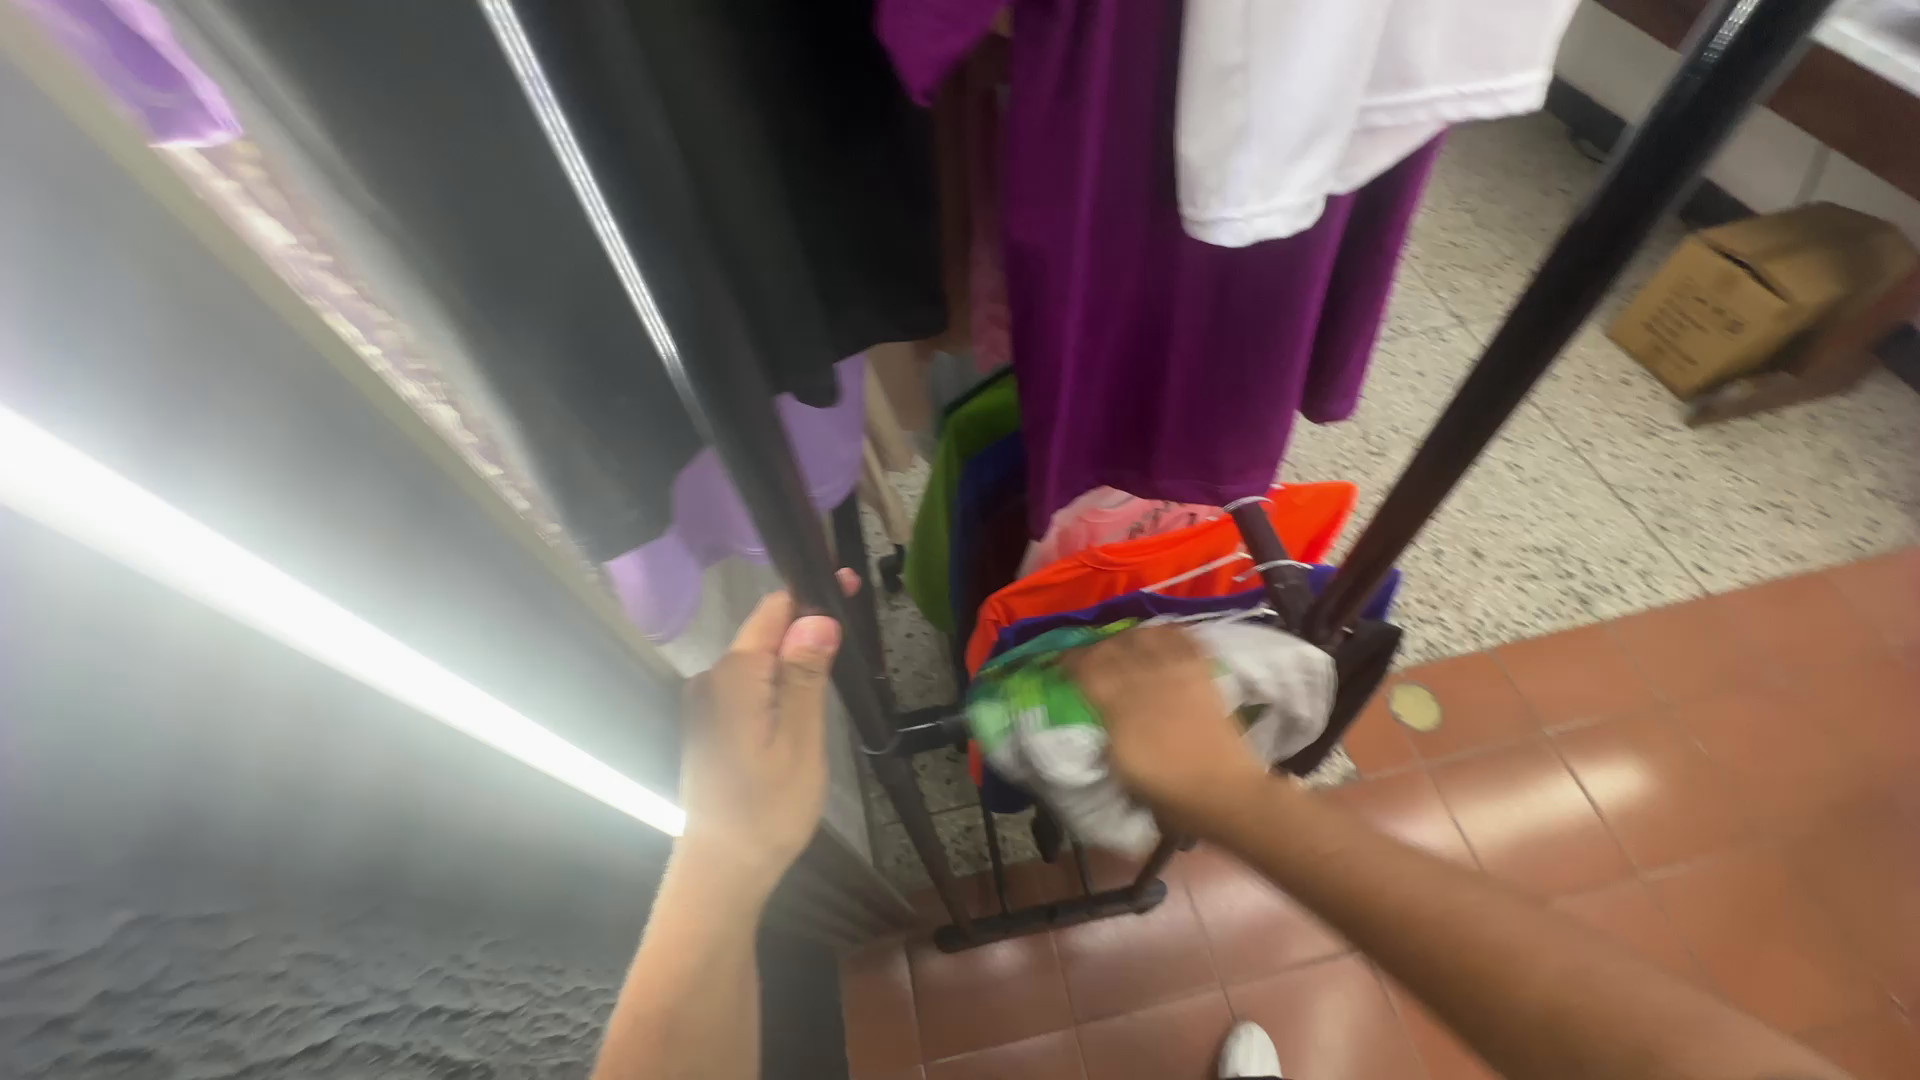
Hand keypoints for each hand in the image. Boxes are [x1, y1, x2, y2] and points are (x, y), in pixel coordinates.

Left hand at [676, 570, 856, 895]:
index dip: (812, 596)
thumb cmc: (767, 811)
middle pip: (767, 631)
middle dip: (808, 627)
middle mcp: (714, 678)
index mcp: (735, 676)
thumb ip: (804, 677)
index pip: (774, 610)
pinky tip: (804, 703)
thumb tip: (817, 618)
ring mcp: (708, 701)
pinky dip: (780, 682)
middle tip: (854, 639)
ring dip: (796, 657)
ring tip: (836, 669)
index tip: (850, 589)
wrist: (720, 873)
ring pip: (760, 659)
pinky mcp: (711, 722)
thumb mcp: (799, 743)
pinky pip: (751, 684)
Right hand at [1066, 625, 1270, 838]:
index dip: (1069, 660)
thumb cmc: (1167, 791)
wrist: (1223, 793)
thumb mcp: (1119, 765)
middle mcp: (1145, 680)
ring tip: (1121, 644)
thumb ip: (1104, 730)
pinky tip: (1158, 634)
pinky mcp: (1202, 673)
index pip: (1086, 668)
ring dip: (1127, 636)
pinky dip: (1167, 632)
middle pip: (1113, 647)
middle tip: (1086, 655)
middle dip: (1095, 647)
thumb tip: (1097, 711)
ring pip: (1145, 636)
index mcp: (1119, 705)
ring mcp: (1176, 673)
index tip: (1059, 663)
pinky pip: (1183, 639)